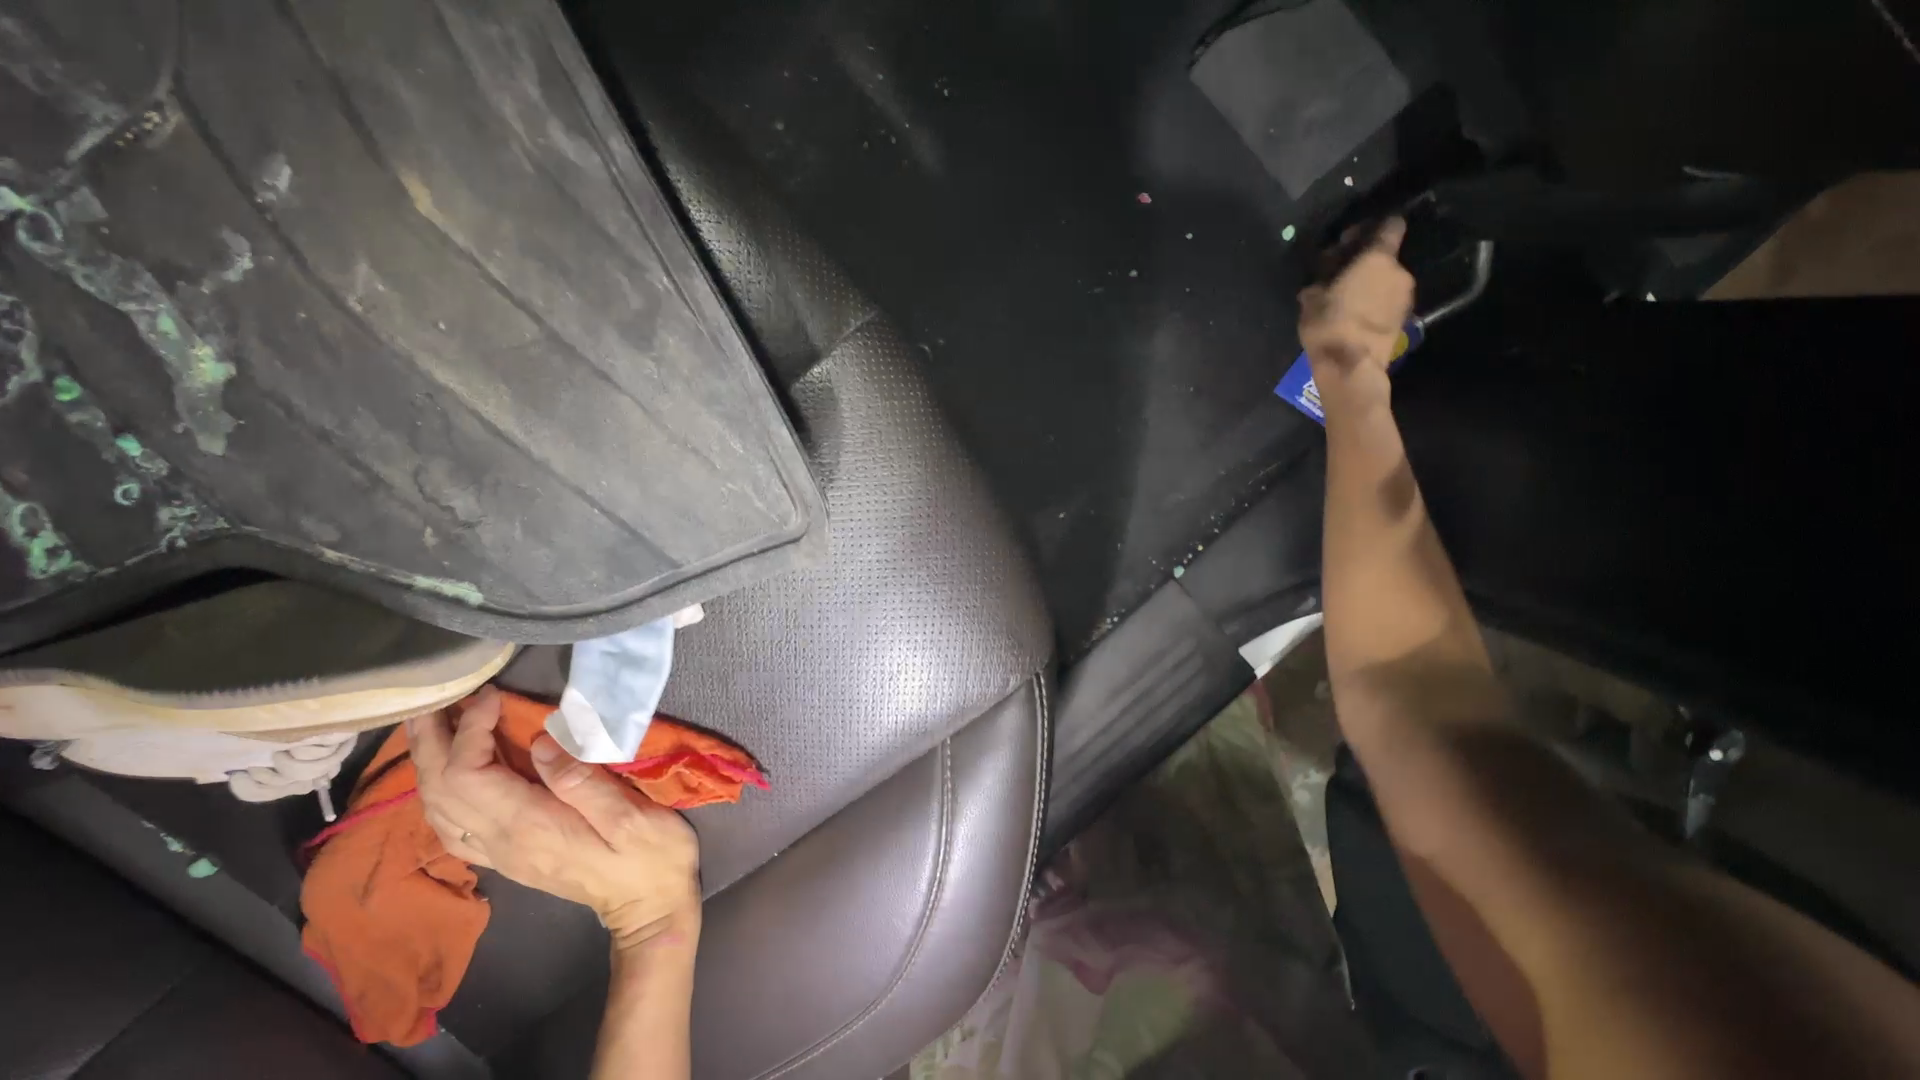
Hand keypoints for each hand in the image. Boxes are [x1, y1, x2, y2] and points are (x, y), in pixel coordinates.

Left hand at [410, 688, 701, 950]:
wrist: (649, 909)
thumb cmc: (651, 858)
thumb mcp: (631, 817)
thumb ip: (584, 781)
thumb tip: (543, 743)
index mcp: (529, 826)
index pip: (468, 773)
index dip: (469, 730)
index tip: (492, 694)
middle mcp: (501, 841)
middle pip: (440, 788)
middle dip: (431, 740)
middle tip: (433, 698)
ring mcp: (500, 853)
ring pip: (438, 807)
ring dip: (428, 762)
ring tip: (430, 724)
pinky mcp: (507, 856)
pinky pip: (451, 824)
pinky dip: (438, 792)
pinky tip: (445, 774)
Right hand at [1298, 217, 1415, 414]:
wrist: (1352, 369)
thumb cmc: (1329, 327)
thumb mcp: (1311, 301)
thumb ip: (1318, 284)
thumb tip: (1319, 284)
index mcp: (1377, 259)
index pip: (1390, 226)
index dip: (1374, 228)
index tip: (1355, 237)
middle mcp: (1398, 272)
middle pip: (1385, 257)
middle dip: (1365, 263)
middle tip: (1341, 274)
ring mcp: (1405, 297)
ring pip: (1387, 280)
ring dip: (1370, 285)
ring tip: (1346, 298)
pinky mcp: (1404, 319)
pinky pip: (1388, 301)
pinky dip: (1375, 303)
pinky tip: (1355, 315)